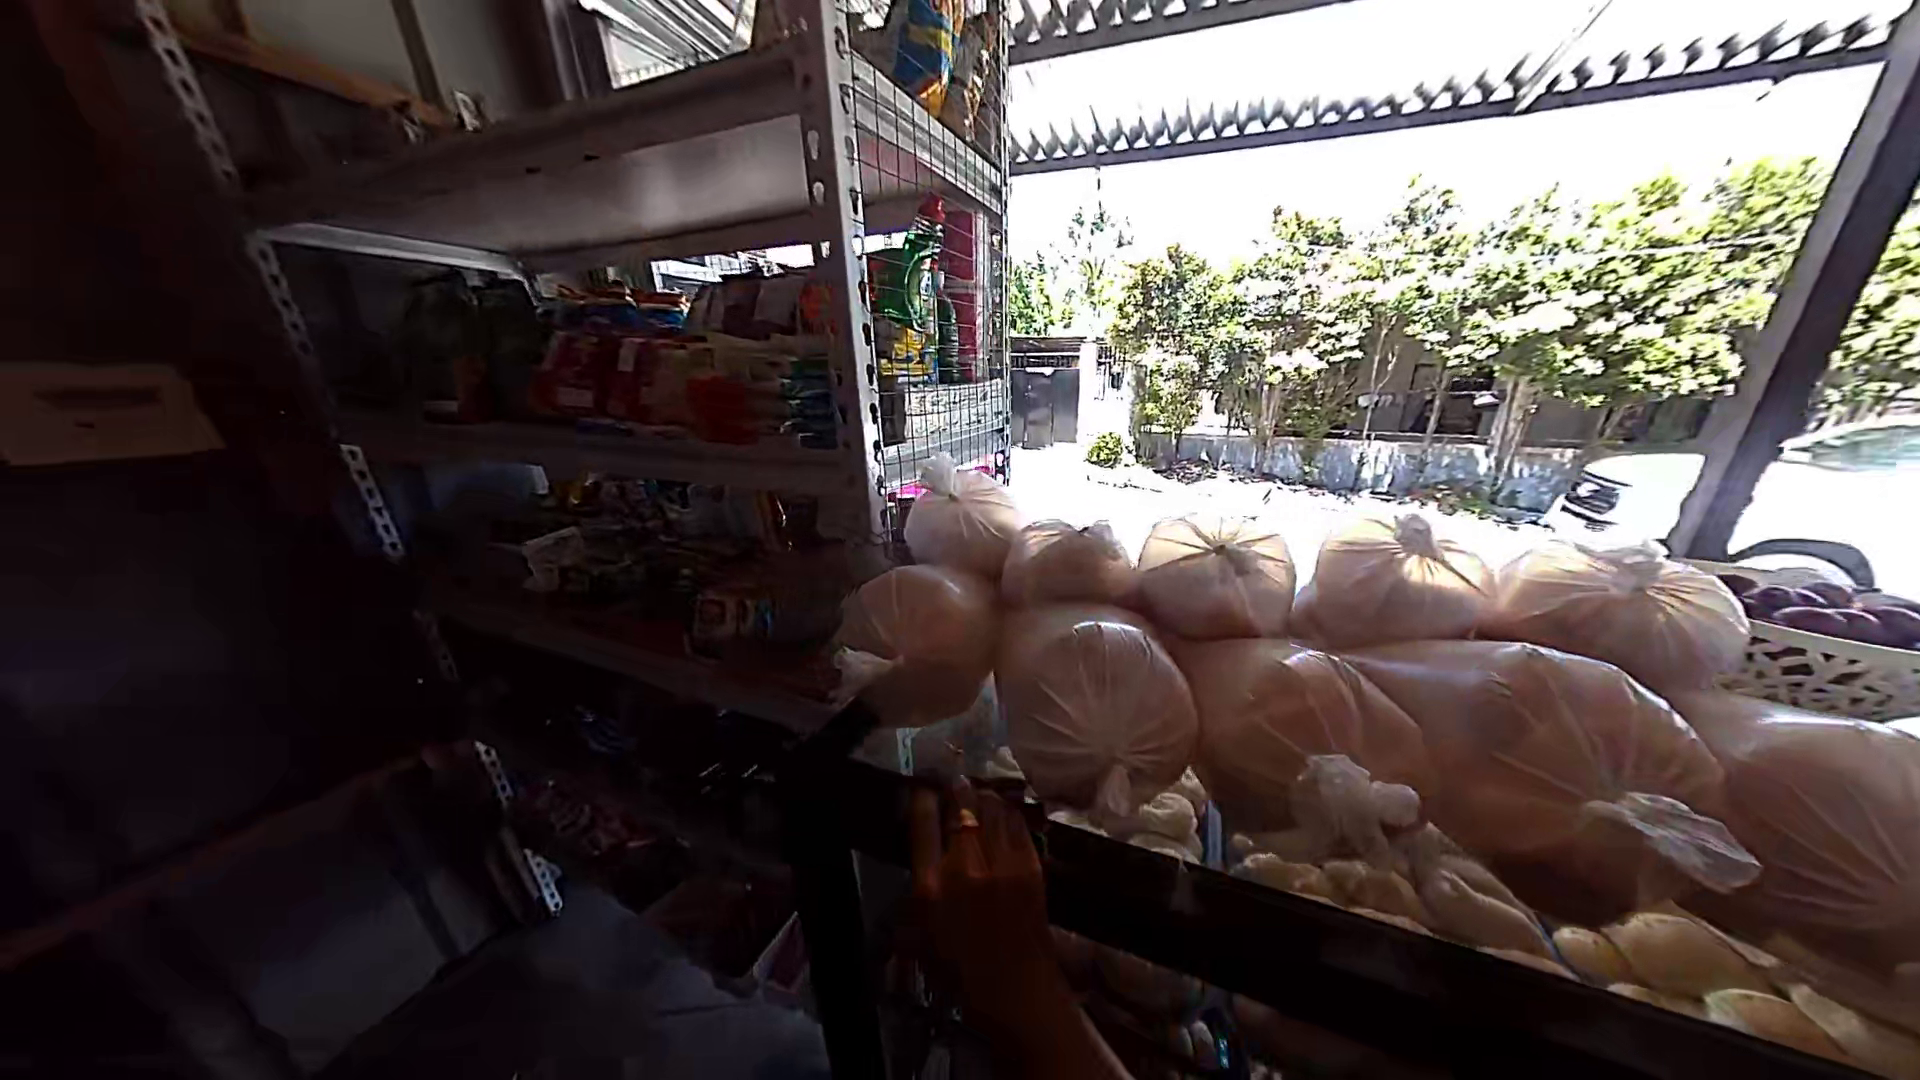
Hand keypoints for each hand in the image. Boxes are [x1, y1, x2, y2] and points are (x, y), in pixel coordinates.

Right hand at [909, 779, 1065, 1041]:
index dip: (923, 798)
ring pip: (992, 806)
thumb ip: (918, 882)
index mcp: (933, 886)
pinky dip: (1006, 811)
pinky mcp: (1031, 864)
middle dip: (956, 788)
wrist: (1017, 992)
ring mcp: (1003, 863)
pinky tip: (1001, 812)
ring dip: (983, 795)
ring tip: (977, 793)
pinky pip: (1016, 822)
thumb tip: (921, 841)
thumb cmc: (960, 968)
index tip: (923, 788)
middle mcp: (967, 867)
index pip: (924, 822)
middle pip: (962, 805)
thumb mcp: (921, 929)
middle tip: (953, 782)